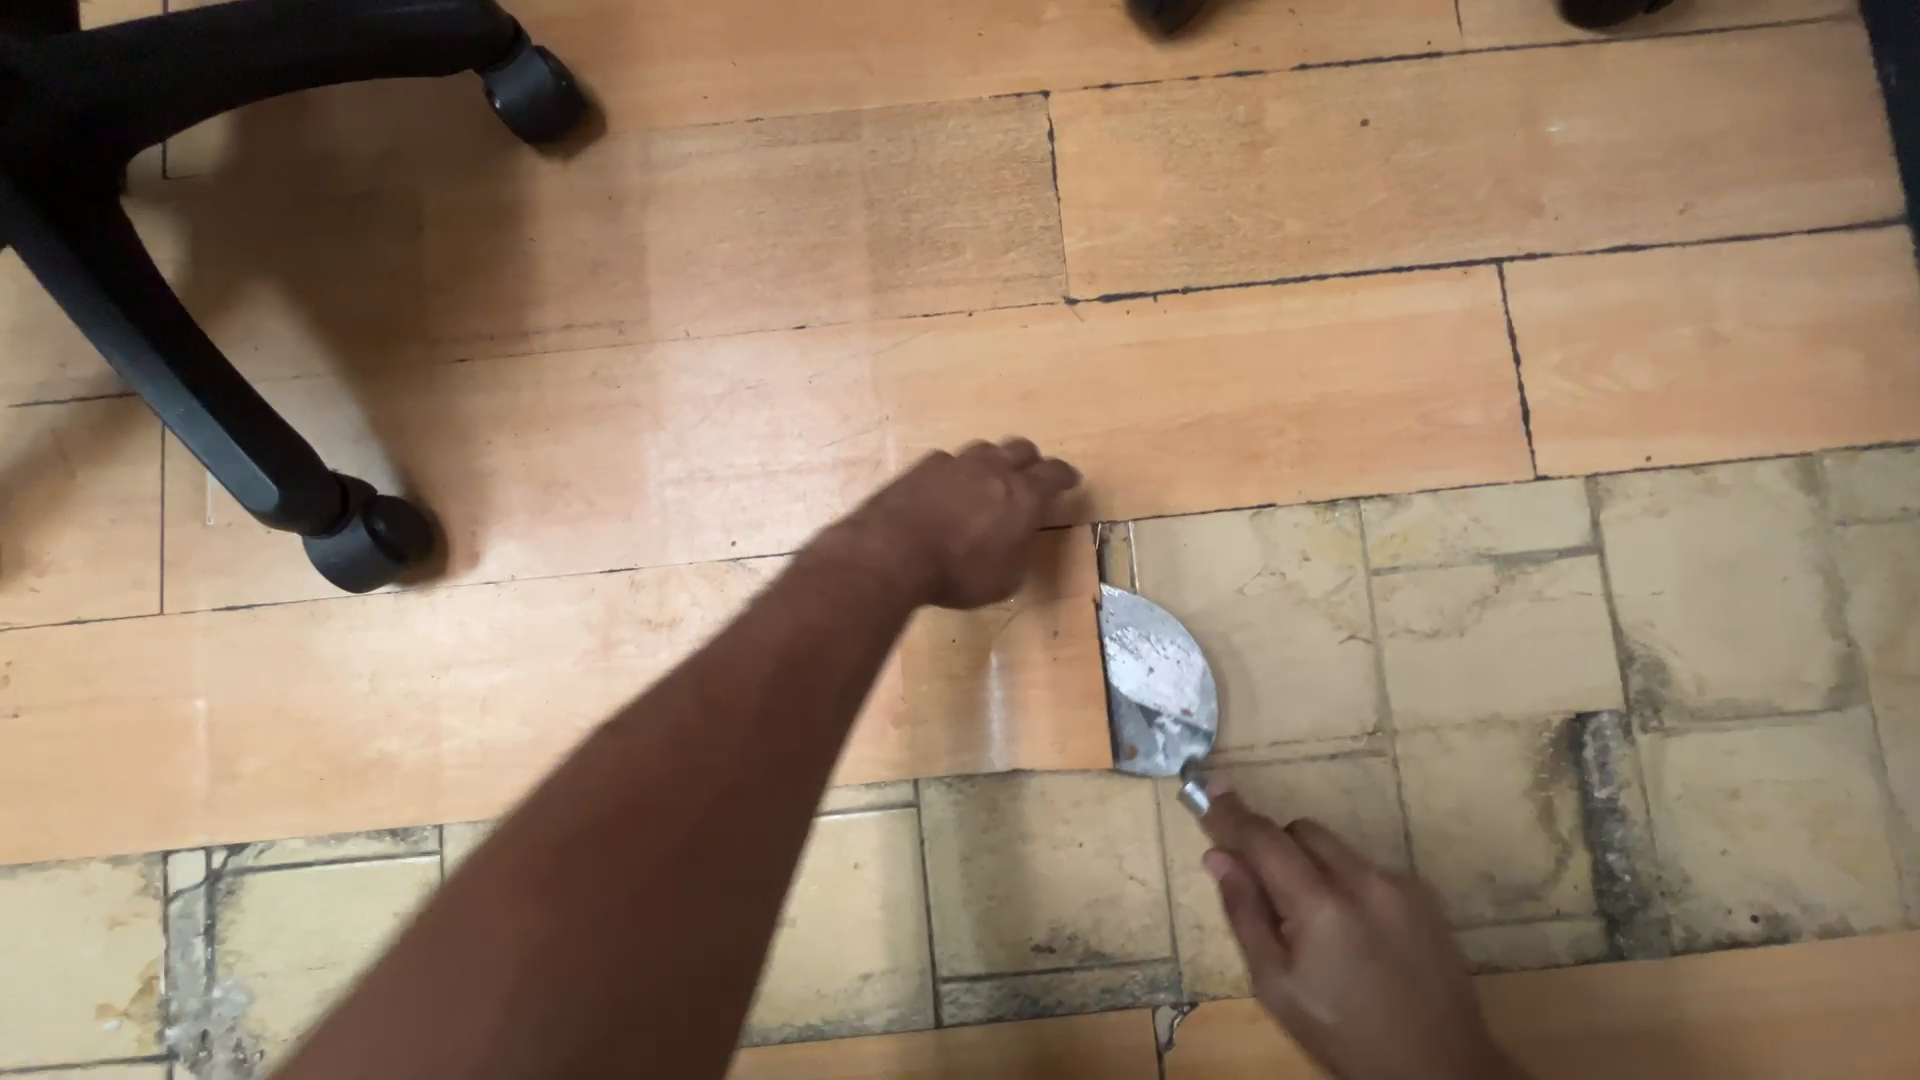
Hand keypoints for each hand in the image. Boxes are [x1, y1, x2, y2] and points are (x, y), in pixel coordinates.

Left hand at [811, 438, 1080, 609]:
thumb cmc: (958, 574)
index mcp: (1024, 495)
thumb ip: (1018, 554)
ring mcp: (955, 463)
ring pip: (983, 449)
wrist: (893, 552)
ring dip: (992, 461)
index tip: (1070, 479)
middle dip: (1031, 461)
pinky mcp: (921, 467)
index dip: (1065, 475)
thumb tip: (1016, 544)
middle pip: (1020, 449)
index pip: (1055, 473)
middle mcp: (993, 469)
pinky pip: (947, 461)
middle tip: (1031, 475)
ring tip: (988, 478)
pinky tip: (947, 487)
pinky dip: (955, 472)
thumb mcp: (1004, 580)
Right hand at [1200, 793, 1526, 1079]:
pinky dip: (1345, 881)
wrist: (1443, 1071)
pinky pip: (1366, 867)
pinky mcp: (1424, 895)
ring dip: (1311, 864)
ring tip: (1317, 922)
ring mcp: (1400, 885)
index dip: (1232, 812)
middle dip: (1275, 847)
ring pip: (1334, 846)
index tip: (1209, 787)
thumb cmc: (1345, 1034)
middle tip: (1266, 889)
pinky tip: (1355, 931)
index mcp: (1321, 907)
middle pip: (1300, 830)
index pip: (1264, 839)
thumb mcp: (1276, 986)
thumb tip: (1218, 856)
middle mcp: (1363, 881)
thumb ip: (1244, 913)